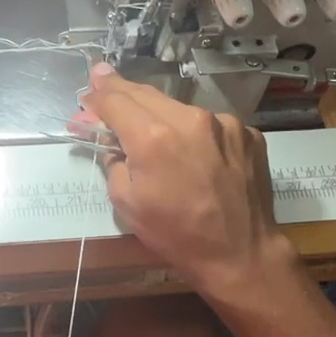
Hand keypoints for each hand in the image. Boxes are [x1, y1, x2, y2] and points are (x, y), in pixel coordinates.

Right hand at [77, 61, 293, 298]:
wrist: (240, 254)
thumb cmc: (175, 234)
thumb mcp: (126, 203)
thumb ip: (113, 162)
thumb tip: (108, 139)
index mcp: (153, 137)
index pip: (115, 100)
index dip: (97, 94)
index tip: (87, 89)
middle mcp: (189, 118)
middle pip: (146, 94)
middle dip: (121, 90)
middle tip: (103, 82)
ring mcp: (224, 123)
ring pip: (179, 107)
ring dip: (159, 112)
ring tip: (149, 126)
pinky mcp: (247, 134)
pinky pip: (210, 124)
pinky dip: (194, 132)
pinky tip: (191, 151)